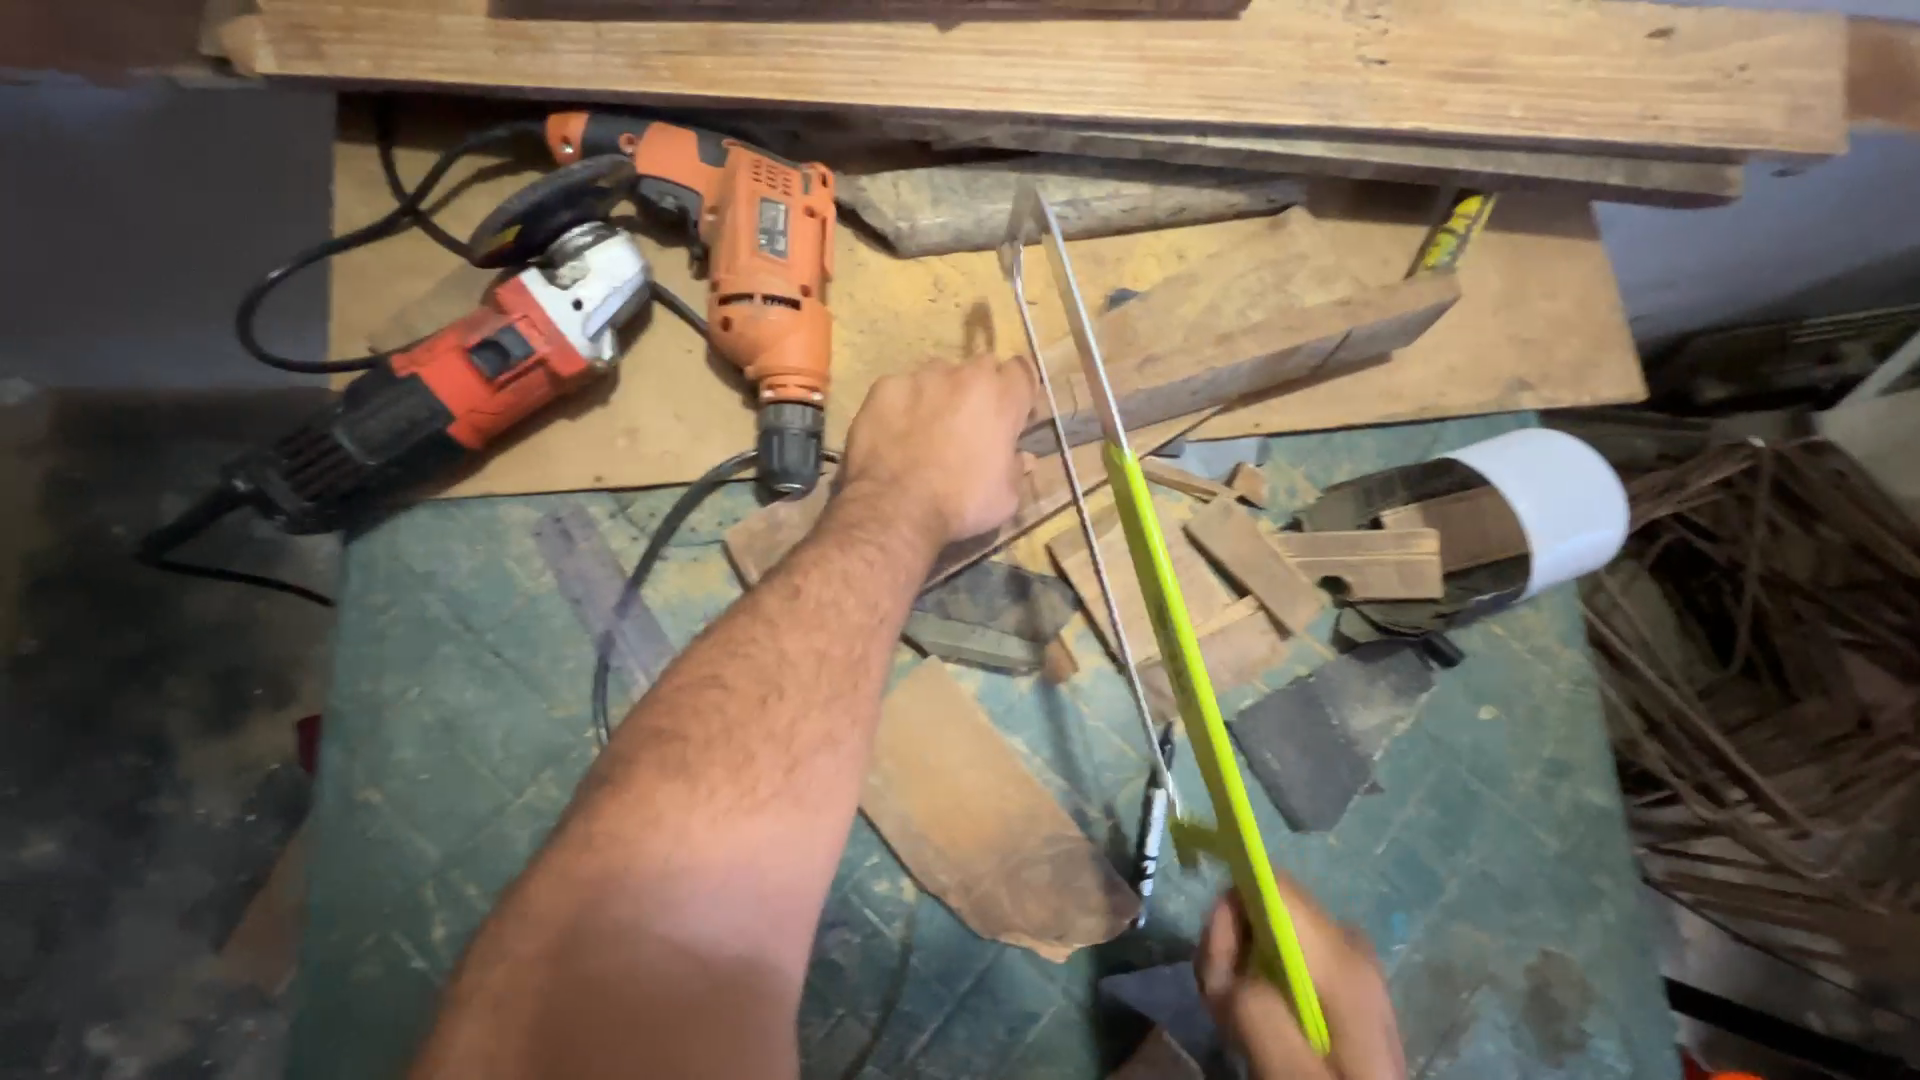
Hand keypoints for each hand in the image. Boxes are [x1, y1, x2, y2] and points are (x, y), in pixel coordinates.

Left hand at [838, 355, 1035, 547]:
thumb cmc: (961, 504)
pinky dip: (903, 405)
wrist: (896, 509)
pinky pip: (901, 388)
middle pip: (981, 367)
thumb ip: (1015, 468)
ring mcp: (921, 378)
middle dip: (981, 389)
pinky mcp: (885, 387)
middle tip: (971, 422)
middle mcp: (964, 376)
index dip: (1018, 391)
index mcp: (1002, 398)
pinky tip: (895, 432)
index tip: (1012, 413)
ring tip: (928, 428)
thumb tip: (1020, 458)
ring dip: (941, 393)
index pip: (1023, 370)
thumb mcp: (1005, 497)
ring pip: (939, 374)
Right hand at [1196, 884, 1406, 1079]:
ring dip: (1238, 972)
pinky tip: (1262, 1031)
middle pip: (1266, 909)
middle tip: (1225, 1010)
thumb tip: (1233, 965)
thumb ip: (1254, 1010)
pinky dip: (1259, 984)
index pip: (1274, 886)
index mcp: (1343, 961)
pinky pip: (1284, 957)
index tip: (1219, 970)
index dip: (1233, 914)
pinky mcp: (1343, 986)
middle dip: (1231, 949)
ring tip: (1241, 1029)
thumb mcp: (1289, 1075)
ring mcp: (1350, 965)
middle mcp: (1349, 947)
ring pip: (1269, 933)